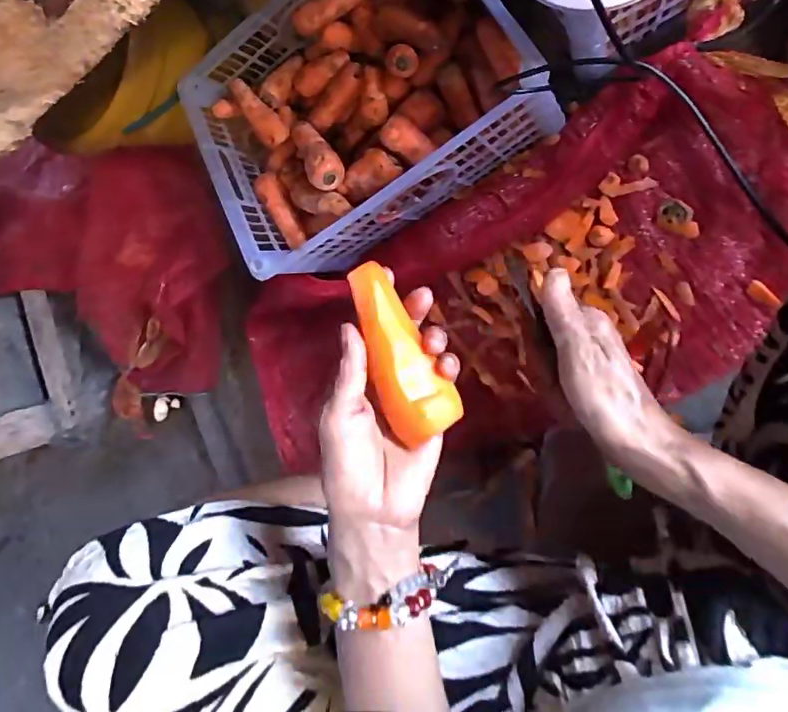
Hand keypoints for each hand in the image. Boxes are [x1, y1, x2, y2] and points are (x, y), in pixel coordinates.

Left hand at [320, 275, 456, 598]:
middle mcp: (387, 379)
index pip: (370, 333)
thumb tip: (349, 326)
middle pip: (402, 337)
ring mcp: (413, 394)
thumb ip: (350, 372)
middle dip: (412, 313)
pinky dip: (448, 368)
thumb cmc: (347, 461)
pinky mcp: (436, 412)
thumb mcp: (339, 413)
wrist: (376, 508)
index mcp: (360, 377)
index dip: (378, 307)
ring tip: (433, 338)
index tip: (385, 279)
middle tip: (422, 296)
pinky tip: (446, 363)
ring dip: (432, 338)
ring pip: (426, 354)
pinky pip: (444, 382)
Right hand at [540, 268, 689, 468]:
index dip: (532, 316)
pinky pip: (565, 369)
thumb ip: (562, 311)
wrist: (639, 445)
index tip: (521, 335)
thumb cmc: (603, 395)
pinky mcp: (598, 380)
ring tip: (546, 385)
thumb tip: (553, 268)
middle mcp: (597, 333)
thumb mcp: (576, 348)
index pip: (552, 302)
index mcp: (592, 320)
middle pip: (553, 326)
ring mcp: (598, 357)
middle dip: (538, 345)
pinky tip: (555, 394)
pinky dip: (556, 379)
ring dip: (546, 365)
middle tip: (537, 369)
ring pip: (558, 349)